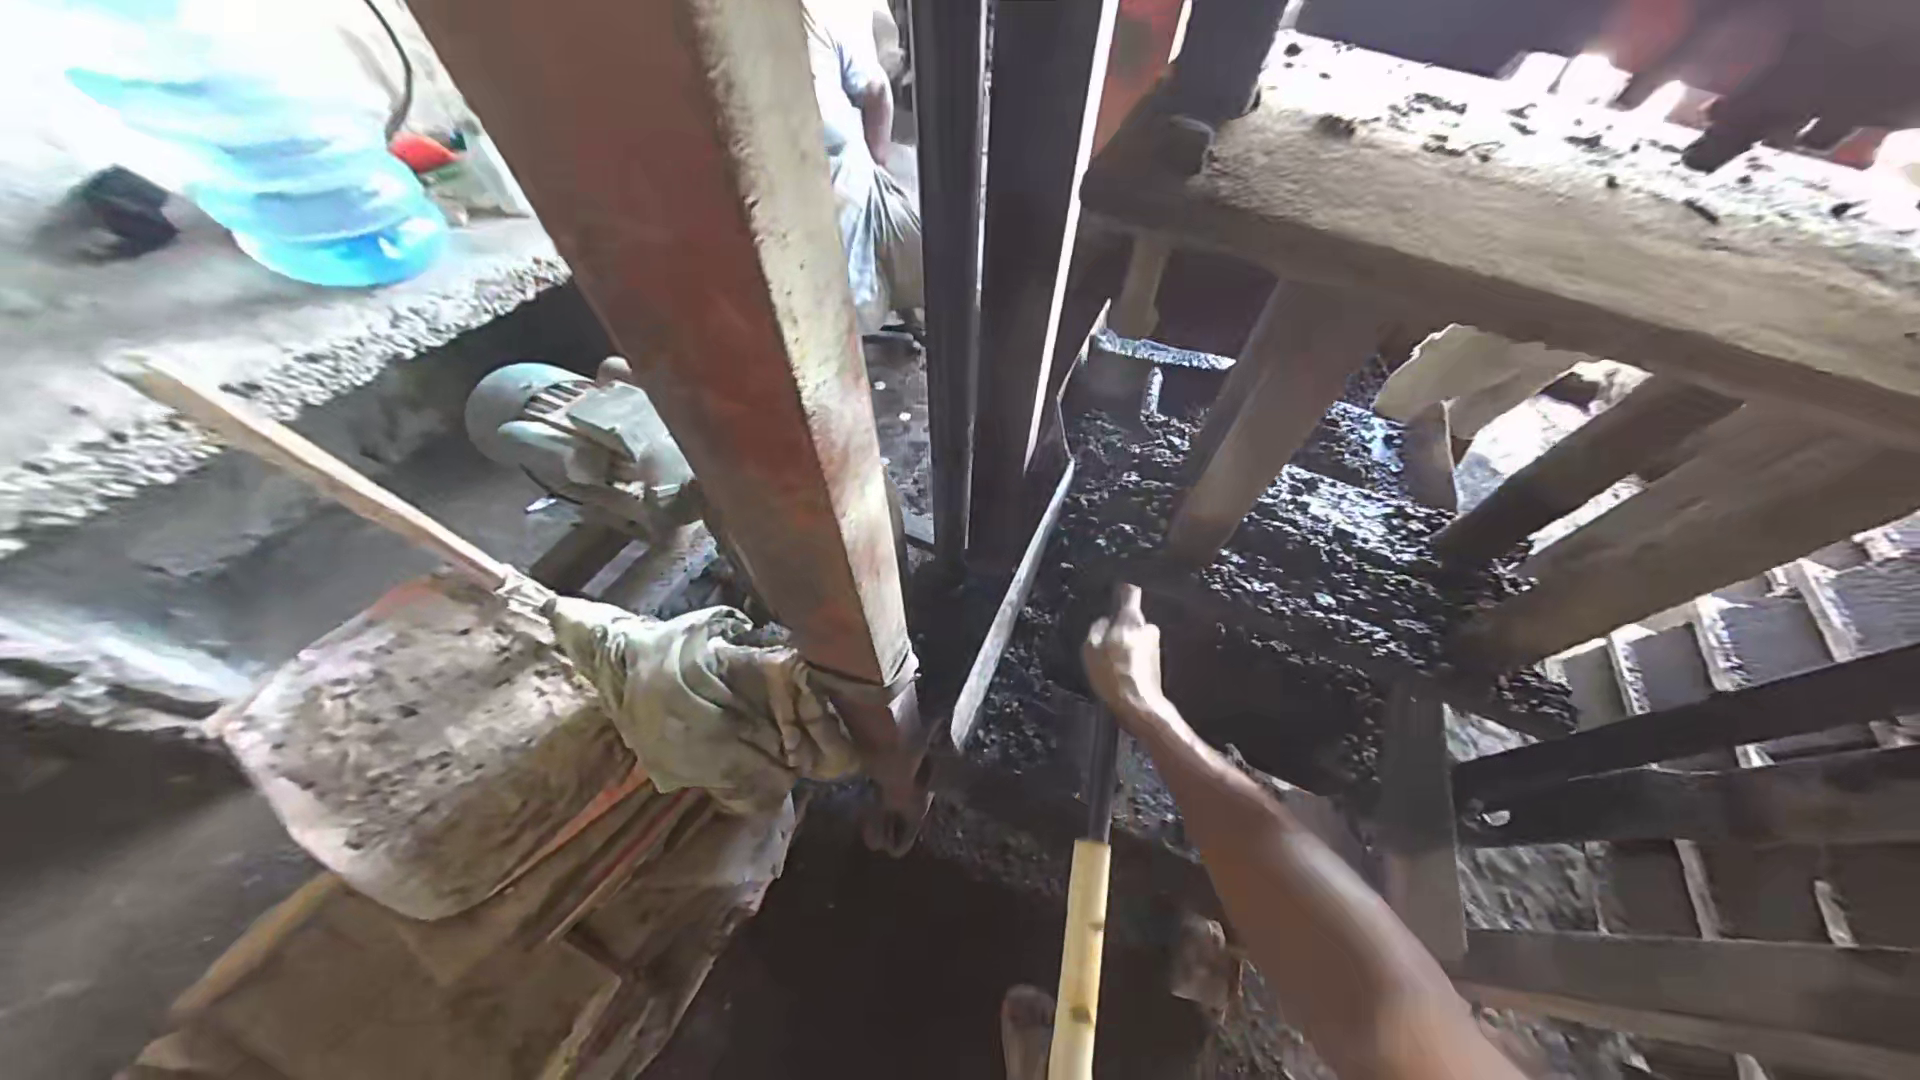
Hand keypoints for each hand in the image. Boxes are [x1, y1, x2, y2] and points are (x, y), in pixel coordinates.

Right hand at [1083, 583, 1177, 737]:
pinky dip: (1130, 657)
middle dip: (1120, 626)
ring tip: (1110, 661)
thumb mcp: (1090, 649)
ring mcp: (1154, 646)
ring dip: (1125, 643)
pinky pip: (1138, 651)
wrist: (1138, 705)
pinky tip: (1119, 671)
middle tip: (1104, 641)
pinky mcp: (1155, 662)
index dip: (1122, 590)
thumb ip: (1097, 628)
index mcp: (1131, 620)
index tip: (1117, 590)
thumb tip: (1105, 621)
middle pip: (1131, 618)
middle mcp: (1147, 628)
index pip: (1130, 593)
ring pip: (1135, 636)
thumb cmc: (1112, 674)